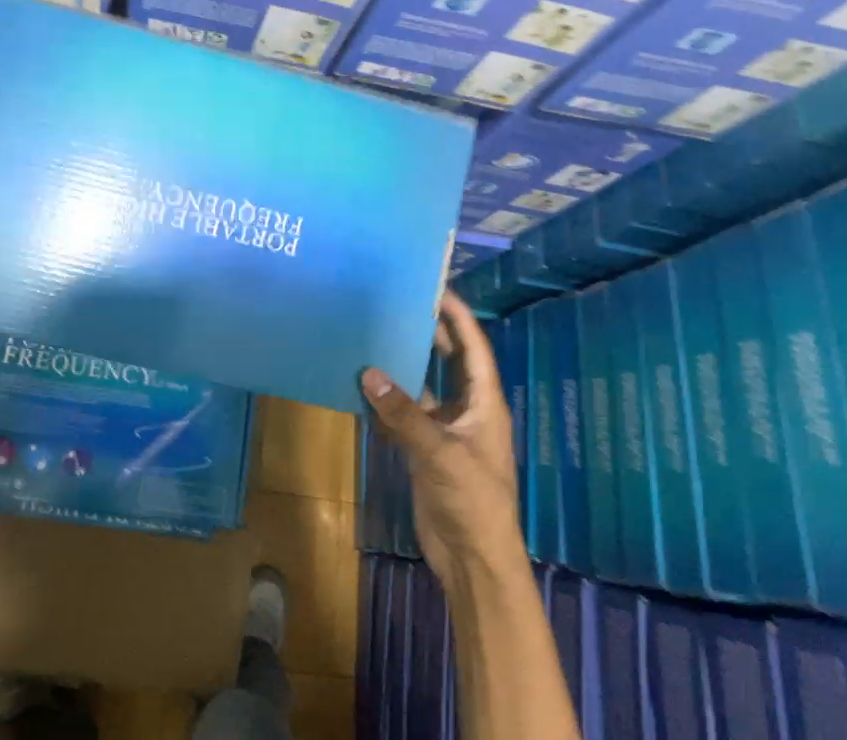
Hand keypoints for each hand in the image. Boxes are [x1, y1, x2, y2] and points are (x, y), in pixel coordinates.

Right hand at [360, 292, 523, 594]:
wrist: (473, 557)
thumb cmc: (472, 499)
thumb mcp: (440, 452)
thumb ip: (404, 413)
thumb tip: (368, 372)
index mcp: (484, 403)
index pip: (473, 348)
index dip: (457, 317)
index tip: (435, 288)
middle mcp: (467, 411)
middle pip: (450, 363)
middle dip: (429, 335)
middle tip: (398, 305)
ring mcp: (445, 432)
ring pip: (423, 390)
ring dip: (403, 369)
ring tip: (374, 337)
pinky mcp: (426, 453)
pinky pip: (405, 418)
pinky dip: (386, 404)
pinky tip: (361, 388)